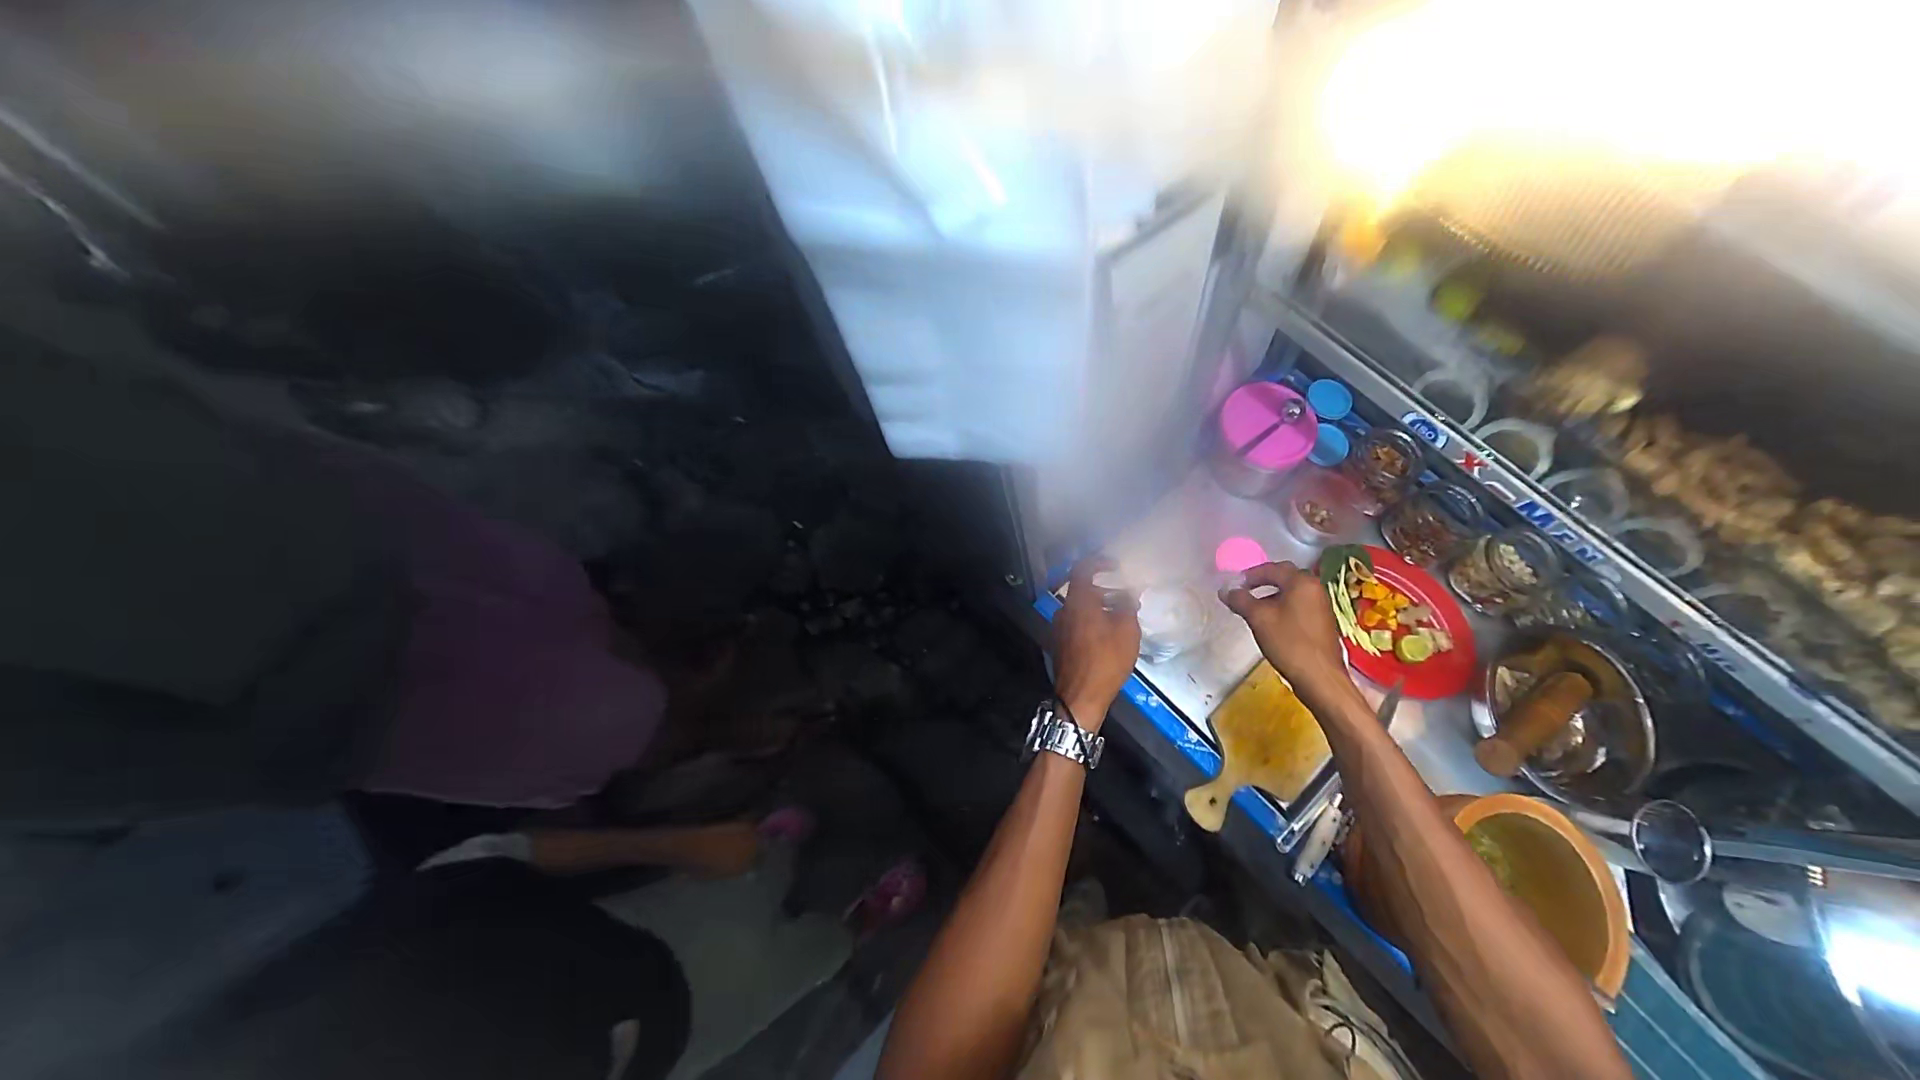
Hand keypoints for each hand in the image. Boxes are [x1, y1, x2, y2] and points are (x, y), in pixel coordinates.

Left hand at [1050, 557, 1139, 730]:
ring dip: (1098, 606)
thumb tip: (1128, 592)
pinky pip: (1076, 623)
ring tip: (1121, 616)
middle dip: (1103, 588)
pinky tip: (1108, 634)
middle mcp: (1064, 611)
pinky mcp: (1060, 644)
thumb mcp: (1127, 630)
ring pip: (1079, 608)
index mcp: (1078, 602)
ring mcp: (1059, 628)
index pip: (1082, 569)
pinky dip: (1091, 621)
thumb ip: (1127, 605)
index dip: (1098, 562)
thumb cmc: (1106, 660)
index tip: (1114, 565)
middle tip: (1124, 594)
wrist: (1080, 695)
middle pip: (1081, 590)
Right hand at [1219, 561, 1347, 696]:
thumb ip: (1240, 600)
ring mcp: (1322, 605)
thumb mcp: (1258, 618)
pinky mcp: (1323, 621)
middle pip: (1285, 577)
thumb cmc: (1289, 642)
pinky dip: (1284, 606)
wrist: (1320, 677)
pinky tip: (1272, 622)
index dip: (1250, 575)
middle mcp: (1315, 588)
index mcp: (1301, 582)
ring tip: (1254, 608)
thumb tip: (1225, 590)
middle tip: (1244, 591)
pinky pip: (1300, 604)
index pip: (1272, 568)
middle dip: (1262, 581)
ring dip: (1272, 595)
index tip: (1234, 585)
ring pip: (1293, 592)